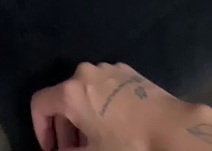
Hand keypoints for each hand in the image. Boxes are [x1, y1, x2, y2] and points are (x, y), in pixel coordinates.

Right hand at [30, 63, 211, 150]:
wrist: (172, 130)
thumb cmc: (127, 145)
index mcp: (70, 91)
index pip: (39, 104)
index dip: (40, 130)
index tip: (52, 150)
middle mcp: (84, 72)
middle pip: (62, 98)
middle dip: (64, 128)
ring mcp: (107, 69)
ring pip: (84, 92)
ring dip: (82, 117)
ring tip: (96, 141)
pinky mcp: (127, 72)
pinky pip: (103, 87)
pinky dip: (100, 105)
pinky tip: (115, 126)